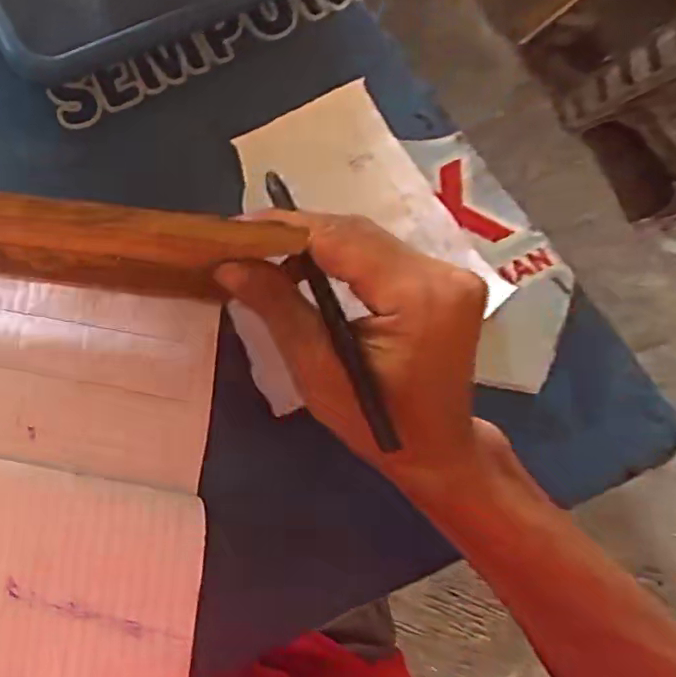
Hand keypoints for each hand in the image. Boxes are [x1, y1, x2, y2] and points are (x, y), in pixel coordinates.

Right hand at [213, 210, 506, 506]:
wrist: (435, 449)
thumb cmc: (374, 420)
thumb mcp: (315, 366)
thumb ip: (276, 306)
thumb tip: (230, 265)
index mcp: (418, 294)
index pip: (340, 239)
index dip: (282, 228)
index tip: (232, 231)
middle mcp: (441, 272)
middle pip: (353, 231)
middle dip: (291, 230)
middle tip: (237, 240)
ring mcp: (445, 274)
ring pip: (362, 237)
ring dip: (308, 241)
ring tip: (259, 253)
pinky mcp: (437, 281)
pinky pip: (373, 251)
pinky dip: (330, 254)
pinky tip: (298, 269)